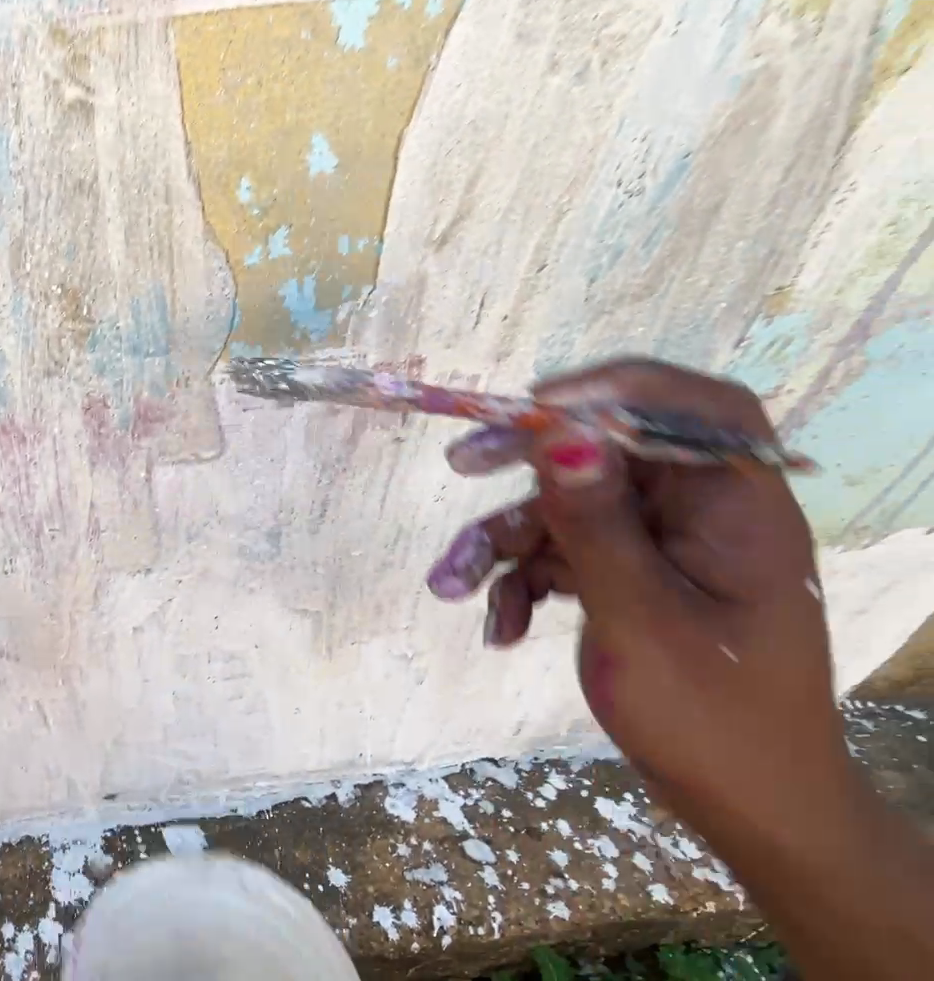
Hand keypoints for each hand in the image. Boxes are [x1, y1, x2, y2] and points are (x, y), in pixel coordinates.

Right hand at [424, 358, 853, 846]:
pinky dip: (519, 584)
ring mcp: (658, 546)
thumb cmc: (709, 716)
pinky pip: (558, 555)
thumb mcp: (638, 616)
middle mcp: (697, 515)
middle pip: (606, 452)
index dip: (617, 389)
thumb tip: (560, 433)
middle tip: (462, 464)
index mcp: (734, 510)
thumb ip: (595, 522)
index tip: (534, 408)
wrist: (741, 804)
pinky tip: (500, 628)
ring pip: (564, 510)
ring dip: (501, 544)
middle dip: (528, 461)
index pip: (694, 409)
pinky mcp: (626, 575)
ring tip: (450, 588)